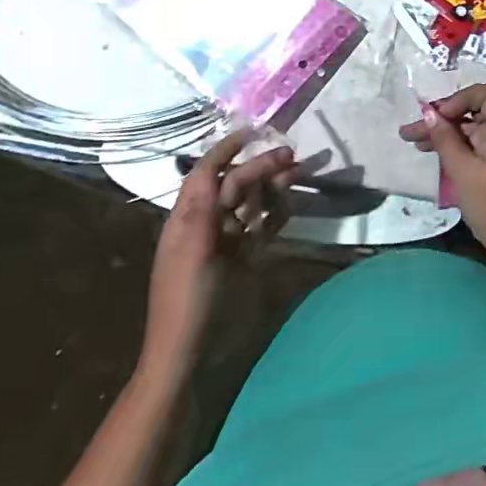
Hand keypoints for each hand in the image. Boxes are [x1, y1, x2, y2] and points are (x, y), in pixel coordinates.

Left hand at [143, 133, 297, 367]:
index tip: (254, 131)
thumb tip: (212, 168)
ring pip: (251, 204)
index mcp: (188, 218)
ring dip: (272, 186)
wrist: (189, 354)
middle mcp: (207, 224)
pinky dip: (276, 214)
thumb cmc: (187, 301)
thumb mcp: (192, 252)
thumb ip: (203, 209)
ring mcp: (227, 243)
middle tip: (293, 156)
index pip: (208, 172)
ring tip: (298, 173)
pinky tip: (291, 204)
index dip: (227, 149)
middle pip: (235, 185)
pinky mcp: (243, 260)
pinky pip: (262, 228)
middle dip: (260, 167)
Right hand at [399, 83, 485, 261]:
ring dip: (439, 130)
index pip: (485, 94)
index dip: (460, 99)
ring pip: (465, 125)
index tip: (439, 117)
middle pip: (471, 109)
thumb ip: (445, 139)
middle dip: (441, 116)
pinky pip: (466, 140)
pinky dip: (447, 142)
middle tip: (412, 128)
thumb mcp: (463, 171)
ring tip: (409, 137)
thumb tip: (428, 113)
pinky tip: (425, 147)